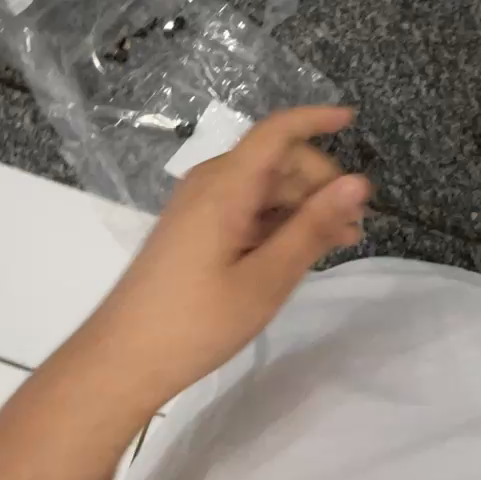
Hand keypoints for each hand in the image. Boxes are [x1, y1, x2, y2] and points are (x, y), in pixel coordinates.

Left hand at [61, 106, 371, 416]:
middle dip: (320, 183)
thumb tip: (358, 183)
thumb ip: (313, 227)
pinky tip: (299, 250)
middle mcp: (211, 181)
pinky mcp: (196, 225)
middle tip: (354, 227)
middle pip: (277, 161)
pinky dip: (279, 220)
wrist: (122, 360)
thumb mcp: (266, 279)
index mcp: (225, 185)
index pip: (276, 132)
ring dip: (304, 205)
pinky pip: (247, 205)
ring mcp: (201, 203)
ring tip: (336, 243)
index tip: (353, 119)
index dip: (316, 118)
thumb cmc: (197, 322)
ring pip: (266, 185)